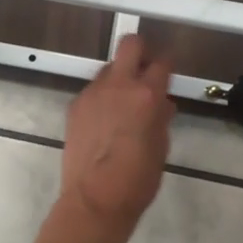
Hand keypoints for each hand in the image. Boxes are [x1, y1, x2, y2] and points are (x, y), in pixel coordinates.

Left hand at [36, 35, 176, 242]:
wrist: (95, 198)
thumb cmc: (138, 179)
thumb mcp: (161, 147)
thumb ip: (160, 118)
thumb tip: (161, 104)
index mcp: (147, 95)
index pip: (162, 61)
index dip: (167, 63)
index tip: (168, 70)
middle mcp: (118, 86)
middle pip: (130, 44)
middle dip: (140, 50)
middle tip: (145, 69)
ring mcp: (92, 93)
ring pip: (108, 68)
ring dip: (118, 78)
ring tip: (122, 103)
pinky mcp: (74, 106)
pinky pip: (92, 91)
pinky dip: (101, 97)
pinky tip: (104, 121)